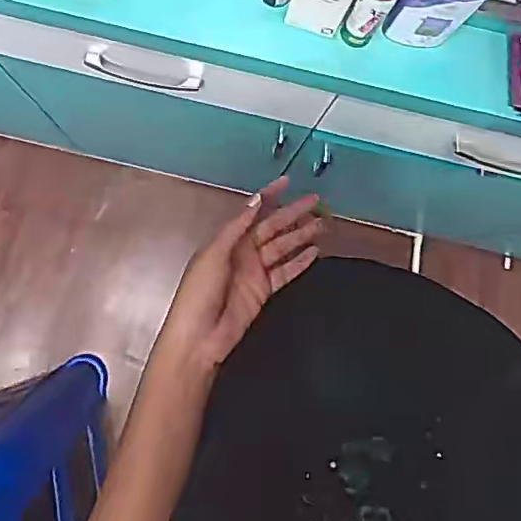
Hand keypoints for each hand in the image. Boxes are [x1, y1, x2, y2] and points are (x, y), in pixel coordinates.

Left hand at [152, 178, 321, 374]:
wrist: (199, 337)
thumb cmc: (198, 293)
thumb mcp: (214, 253)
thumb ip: (237, 227)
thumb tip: (255, 201)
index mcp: (227, 240)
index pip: (253, 212)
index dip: (270, 196)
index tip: (288, 183)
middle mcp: (242, 252)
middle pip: (273, 228)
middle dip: (293, 214)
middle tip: (316, 202)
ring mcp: (254, 272)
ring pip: (283, 247)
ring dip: (301, 235)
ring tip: (322, 224)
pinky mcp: (264, 291)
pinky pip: (286, 272)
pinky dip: (300, 262)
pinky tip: (314, 252)